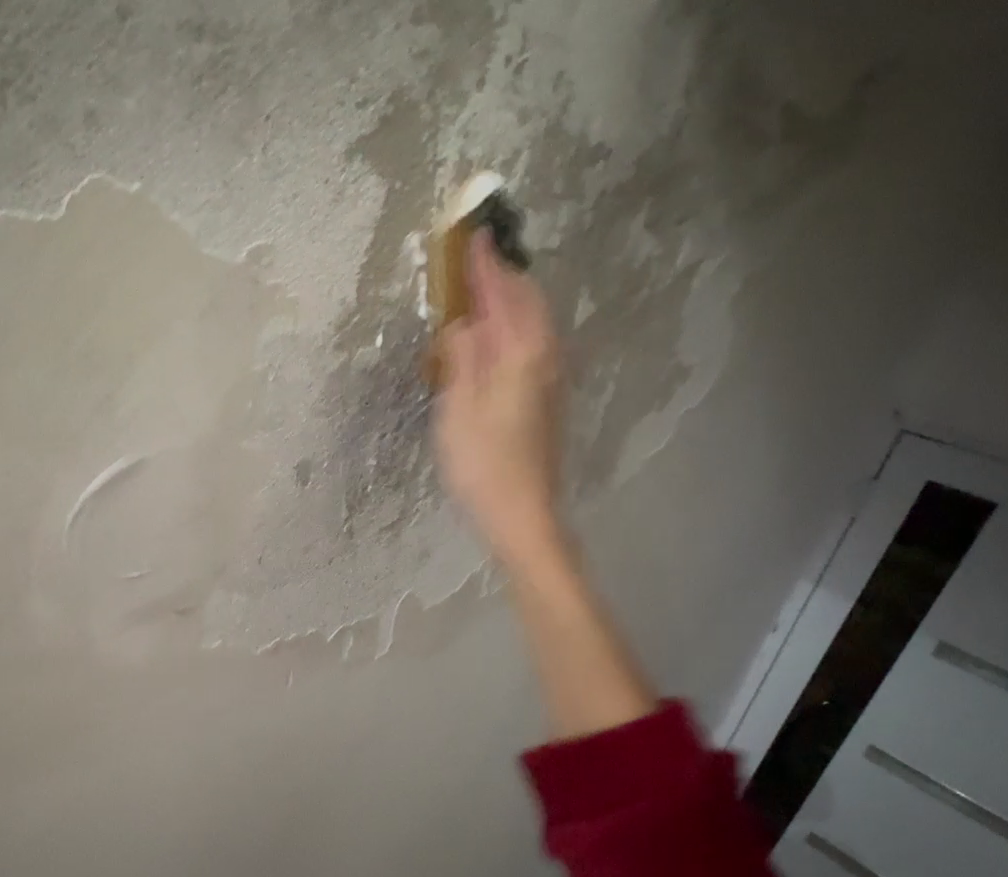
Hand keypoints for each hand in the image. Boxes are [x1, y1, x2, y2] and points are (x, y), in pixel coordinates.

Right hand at [433, 230, 563, 565]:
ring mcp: (550, 377)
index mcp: (520, 352)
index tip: (472, 231)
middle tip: (477, 253)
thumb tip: (461, 321)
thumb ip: (461, 355)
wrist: (523, 513)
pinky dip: (514, 324)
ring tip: (483, 287)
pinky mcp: (547, 397)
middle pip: (527, 300)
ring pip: (533, 321)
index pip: (502, 292)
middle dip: (503, 274)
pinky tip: (497, 335)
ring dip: (510, 298)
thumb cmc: (483, 463)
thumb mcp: (457, 407)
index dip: (484, 263)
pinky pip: (532, 342)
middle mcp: (543, 356)